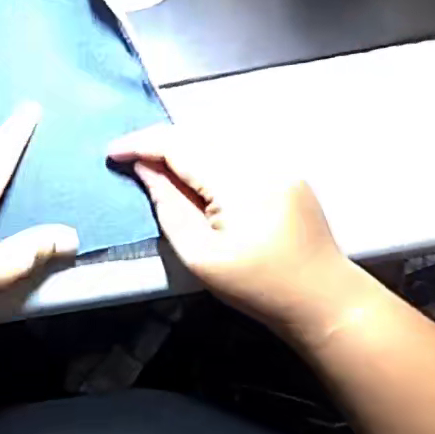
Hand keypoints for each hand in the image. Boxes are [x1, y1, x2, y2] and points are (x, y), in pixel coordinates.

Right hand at [108, 126, 369, 340]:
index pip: (179, 145)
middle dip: (160, 144)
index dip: (141, 144)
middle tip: (129, 161)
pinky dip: (208, 157)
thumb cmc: (256, 287)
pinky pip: (237, 152)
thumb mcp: (200, 255)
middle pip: (198, 135)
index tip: (112, 152)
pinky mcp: (286, 172)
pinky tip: (195, 176)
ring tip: (156, 168)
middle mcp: (260, 160)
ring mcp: (278, 163)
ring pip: (217, 140)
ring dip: (183, 149)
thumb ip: (168, 206)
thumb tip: (145, 169)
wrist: (322, 297)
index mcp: (238, 181)